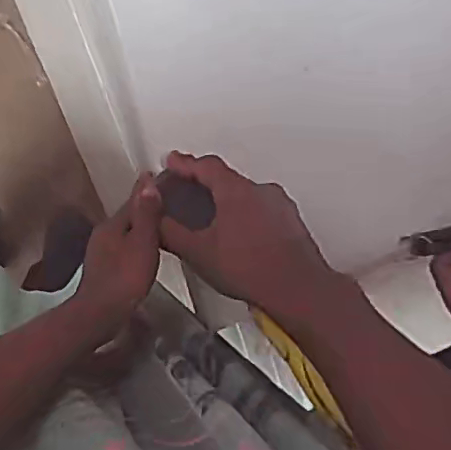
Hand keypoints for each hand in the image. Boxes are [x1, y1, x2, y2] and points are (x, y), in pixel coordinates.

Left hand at [72, 174, 162, 341]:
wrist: (101, 314)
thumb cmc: (123, 280)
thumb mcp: (142, 242)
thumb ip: (146, 214)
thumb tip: (147, 184)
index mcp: (112, 226)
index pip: (132, 201)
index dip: (147, 190)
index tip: (157, 178)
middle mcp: (102, 236)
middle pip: (126, 217)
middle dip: (142, 210)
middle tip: (161, 202)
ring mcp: (100, 255)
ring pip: (123, 234)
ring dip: (138, 230)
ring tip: (156, 227)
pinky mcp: (103, 272)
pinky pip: (121, 251)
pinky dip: (133, 247)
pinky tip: (141, 255)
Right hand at [157, 152, 338, 314]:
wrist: (294, 288)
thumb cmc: (253, 269)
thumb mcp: (198, 252)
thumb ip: (172, 233)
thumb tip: (157, 225)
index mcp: (236, 192)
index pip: (206, 166)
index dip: (185, 163)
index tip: (174, 161)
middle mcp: (261, 192)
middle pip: (228, 178)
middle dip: (206, 183)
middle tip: (190, 189)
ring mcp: (279, 207)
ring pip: (247, 195)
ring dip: (228, 202)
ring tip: (213, 220)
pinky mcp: (290, 224)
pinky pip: (263, 211)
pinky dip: (247, 217)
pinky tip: (239, 239)